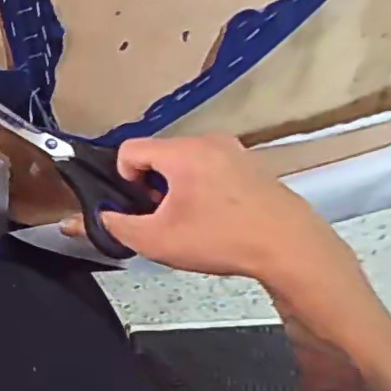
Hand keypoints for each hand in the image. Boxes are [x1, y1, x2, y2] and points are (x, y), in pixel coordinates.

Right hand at [60, 134, 360, 296]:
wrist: (289, 248)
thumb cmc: (227, 240)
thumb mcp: (156, 240)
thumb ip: (116, 226)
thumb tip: (100, 217)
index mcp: (183, 152)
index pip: (129, 150)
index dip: (123, 180)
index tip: (138, 205)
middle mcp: (209, 142)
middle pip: (157, 156)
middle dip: (151, 186)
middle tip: (162, 218)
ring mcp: (234, 151)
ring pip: (183, 164)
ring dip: (176, 189)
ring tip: (189, 222)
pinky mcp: (251, 165)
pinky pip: (210, 169)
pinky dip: (202, 190)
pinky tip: (213, 219)